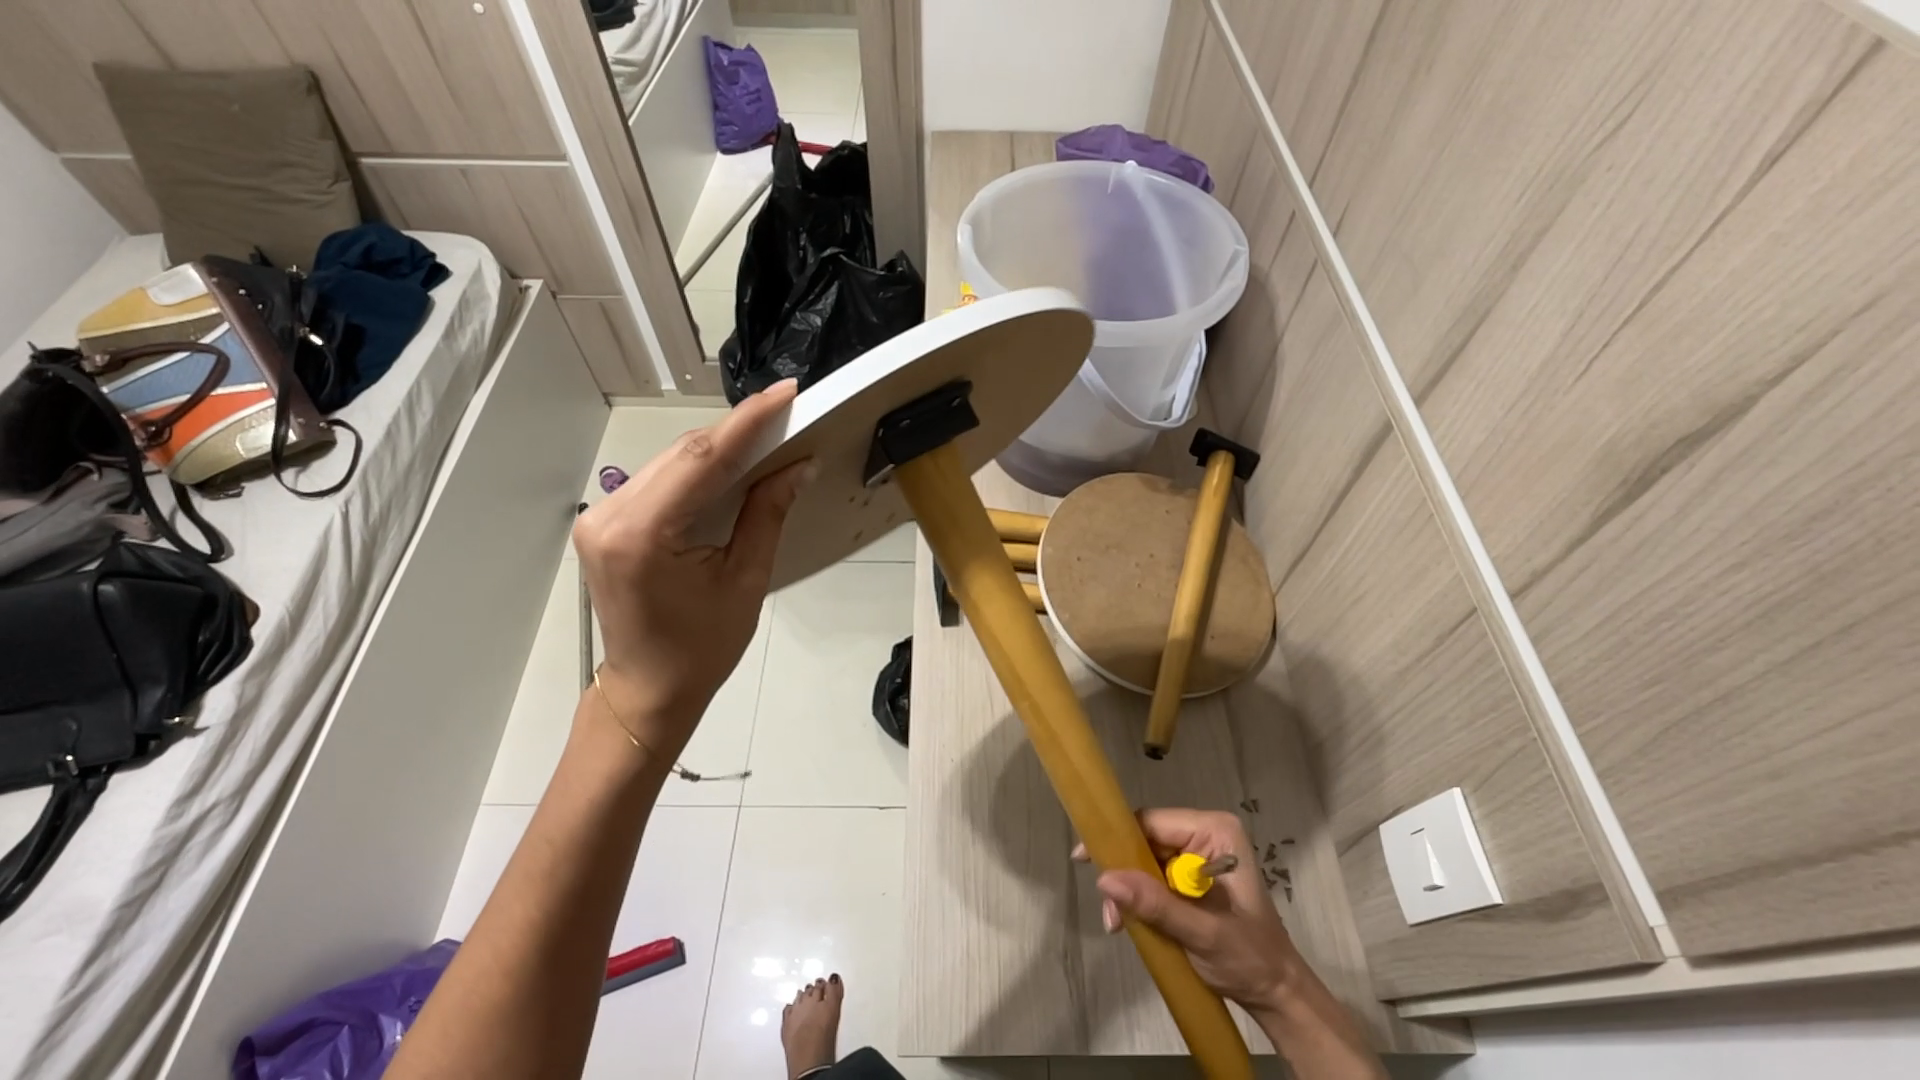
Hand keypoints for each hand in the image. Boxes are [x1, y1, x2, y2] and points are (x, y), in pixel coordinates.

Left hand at [572, 380, 812, 752]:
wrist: (649, 688)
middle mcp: (609, 516)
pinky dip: (696, 468)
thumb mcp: (745, 580)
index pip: (700, 459)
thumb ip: (766, 514)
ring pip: (669, 462)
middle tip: (785, 410)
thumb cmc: (701, 648)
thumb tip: (797, 465)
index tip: (786, 393)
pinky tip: (729, 462)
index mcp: (641, 534)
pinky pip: (658, 481)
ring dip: (717, 447)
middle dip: (737, 431)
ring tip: (766, 433)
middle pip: (682, 454)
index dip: (748, 422)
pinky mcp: (604, 523)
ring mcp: (599, 517)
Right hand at [1075, 808, 1303, 1019]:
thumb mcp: (1203, 934)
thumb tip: (1105, 879)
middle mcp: (1206, 835)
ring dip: (1128, 892)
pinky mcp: (1191, 877)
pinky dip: (1139, 900)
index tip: (1084, 861)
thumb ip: (1156, 905)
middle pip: (1145, 840)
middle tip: (1111, 915)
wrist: (1276, 992)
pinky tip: (1133, 923)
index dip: (1117, 839)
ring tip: (1119, 925)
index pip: (1153, 822)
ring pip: (1144, 860)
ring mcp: (1199, 855)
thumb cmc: (1250, 959)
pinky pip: (1153, 878)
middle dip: (1123, 875)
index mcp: (1216, 833)